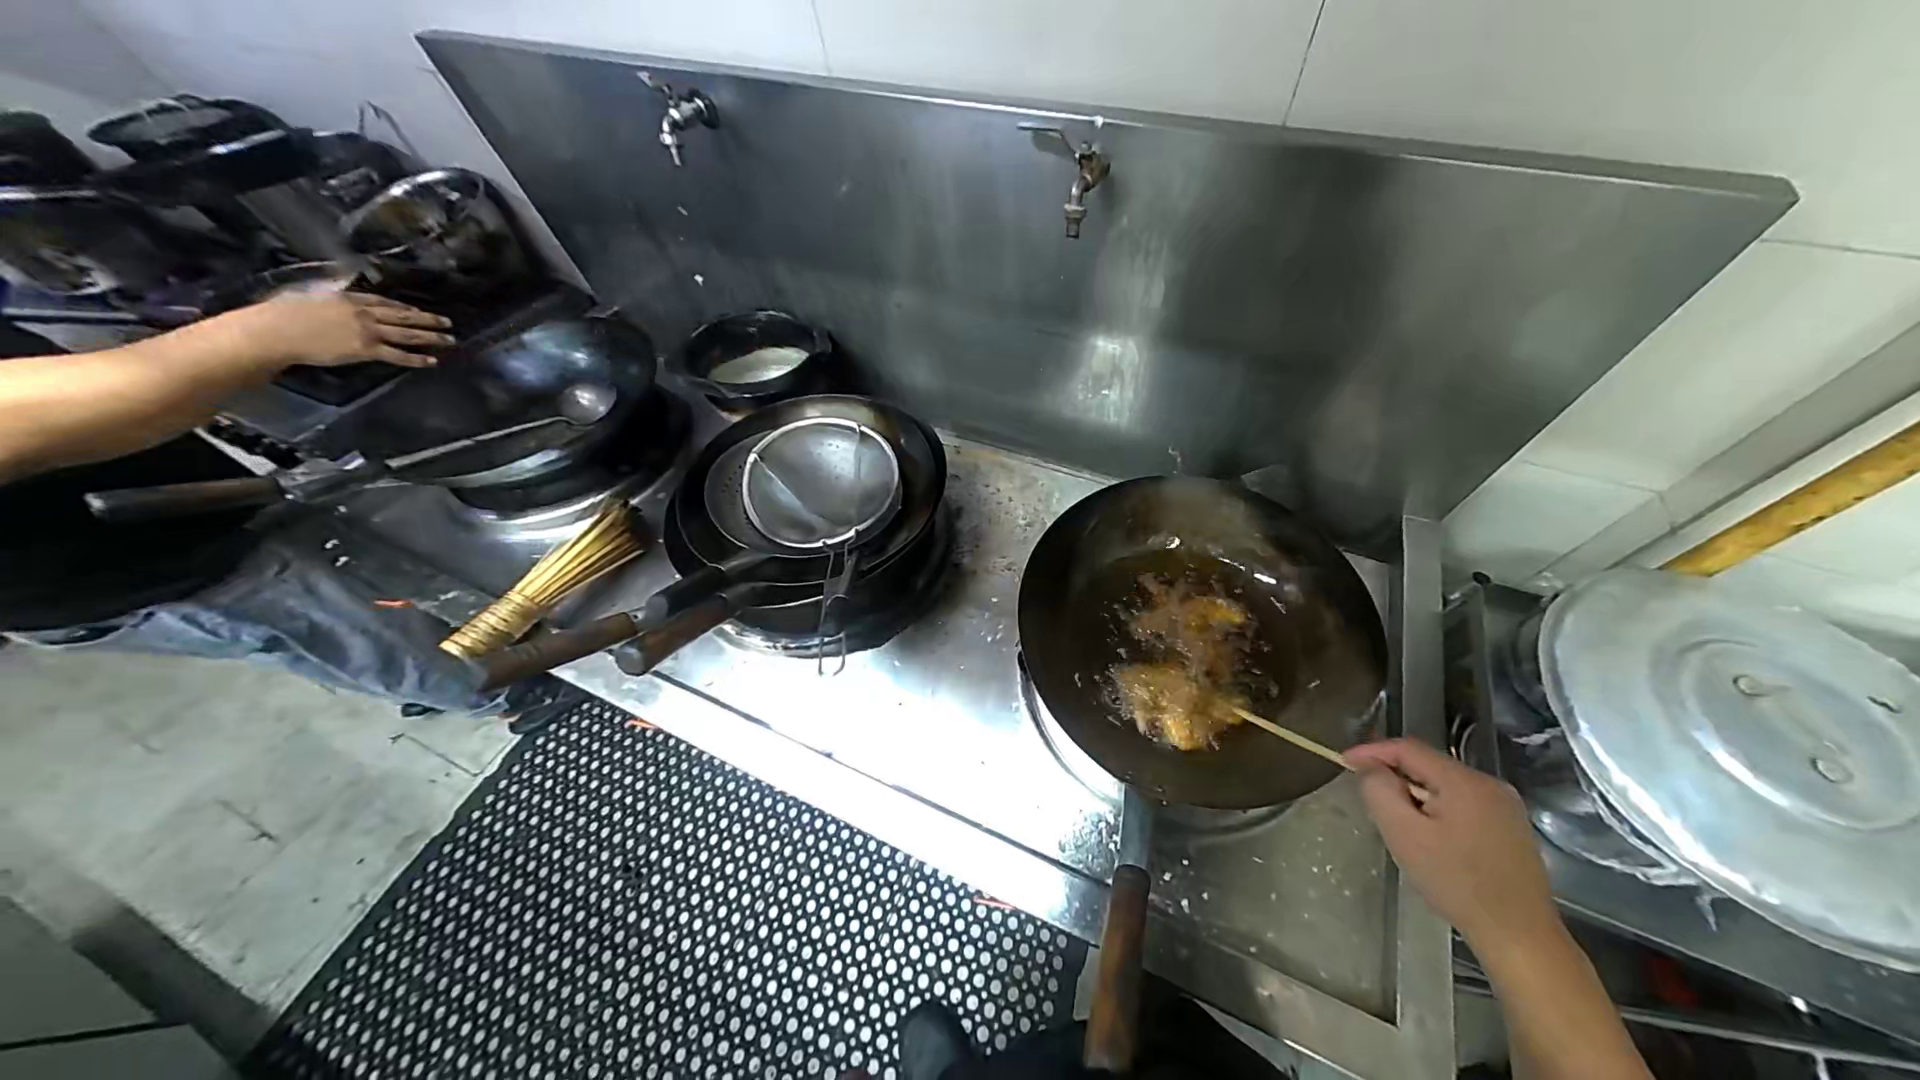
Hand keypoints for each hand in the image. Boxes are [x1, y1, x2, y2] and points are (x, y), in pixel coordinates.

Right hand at [237, 290, 455, 367]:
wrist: (276, 331)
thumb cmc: (284, 314)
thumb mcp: (311, 297)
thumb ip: (332, 300)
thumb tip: (338, 299)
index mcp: (349, 299)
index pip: (385, 302)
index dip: (405, 307)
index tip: (419, 310)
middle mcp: (363, 313)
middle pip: (404, 316)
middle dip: (429, 319)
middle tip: (448, 322)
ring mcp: (367, 332)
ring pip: (408, 334)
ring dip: (431, 337)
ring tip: (450, 339)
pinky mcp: (366, 350)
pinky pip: (398, 356)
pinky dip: (417, 359)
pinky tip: (432, 361)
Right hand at [1346, 738, 1559, 952]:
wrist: (1519, 935)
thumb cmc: (1456, 882)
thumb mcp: (1404, 834)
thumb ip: (1380, 790)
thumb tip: (1372, 767)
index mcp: (1465, 782)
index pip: (1408, 749)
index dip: (1372, 751)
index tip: (1344, 762)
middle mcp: (1490, 785)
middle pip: (1428, 765)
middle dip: (1394, 775)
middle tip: (1370, 797)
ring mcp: (1505, 806)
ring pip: (1444, 784)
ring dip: (1414, 793)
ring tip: (1397, 820)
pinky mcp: (1510, 827)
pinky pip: (1461, 802)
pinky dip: (1436, 807)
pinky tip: (1429, 835)